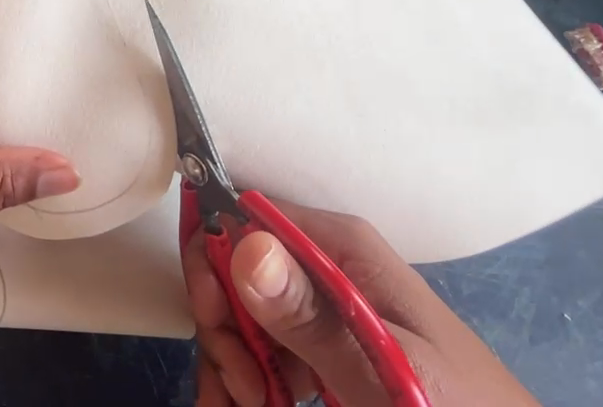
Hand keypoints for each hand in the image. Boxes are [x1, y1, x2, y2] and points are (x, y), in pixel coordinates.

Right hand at [187, 202, 539, 406]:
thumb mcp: (386, 374)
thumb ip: (315, 317)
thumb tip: (245, 242)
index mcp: (343, 248)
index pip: (245, 215)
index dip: (215, 261)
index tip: (216, 323)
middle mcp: (325, 265)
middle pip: (234, 270)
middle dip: (224, 328)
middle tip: (244, 389)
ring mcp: (320, 309)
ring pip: (238, 313)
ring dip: (229, 362)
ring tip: (246, 406)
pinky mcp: (319, 349)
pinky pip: (257, 349)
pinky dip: (239, 380)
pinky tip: (239, 405)